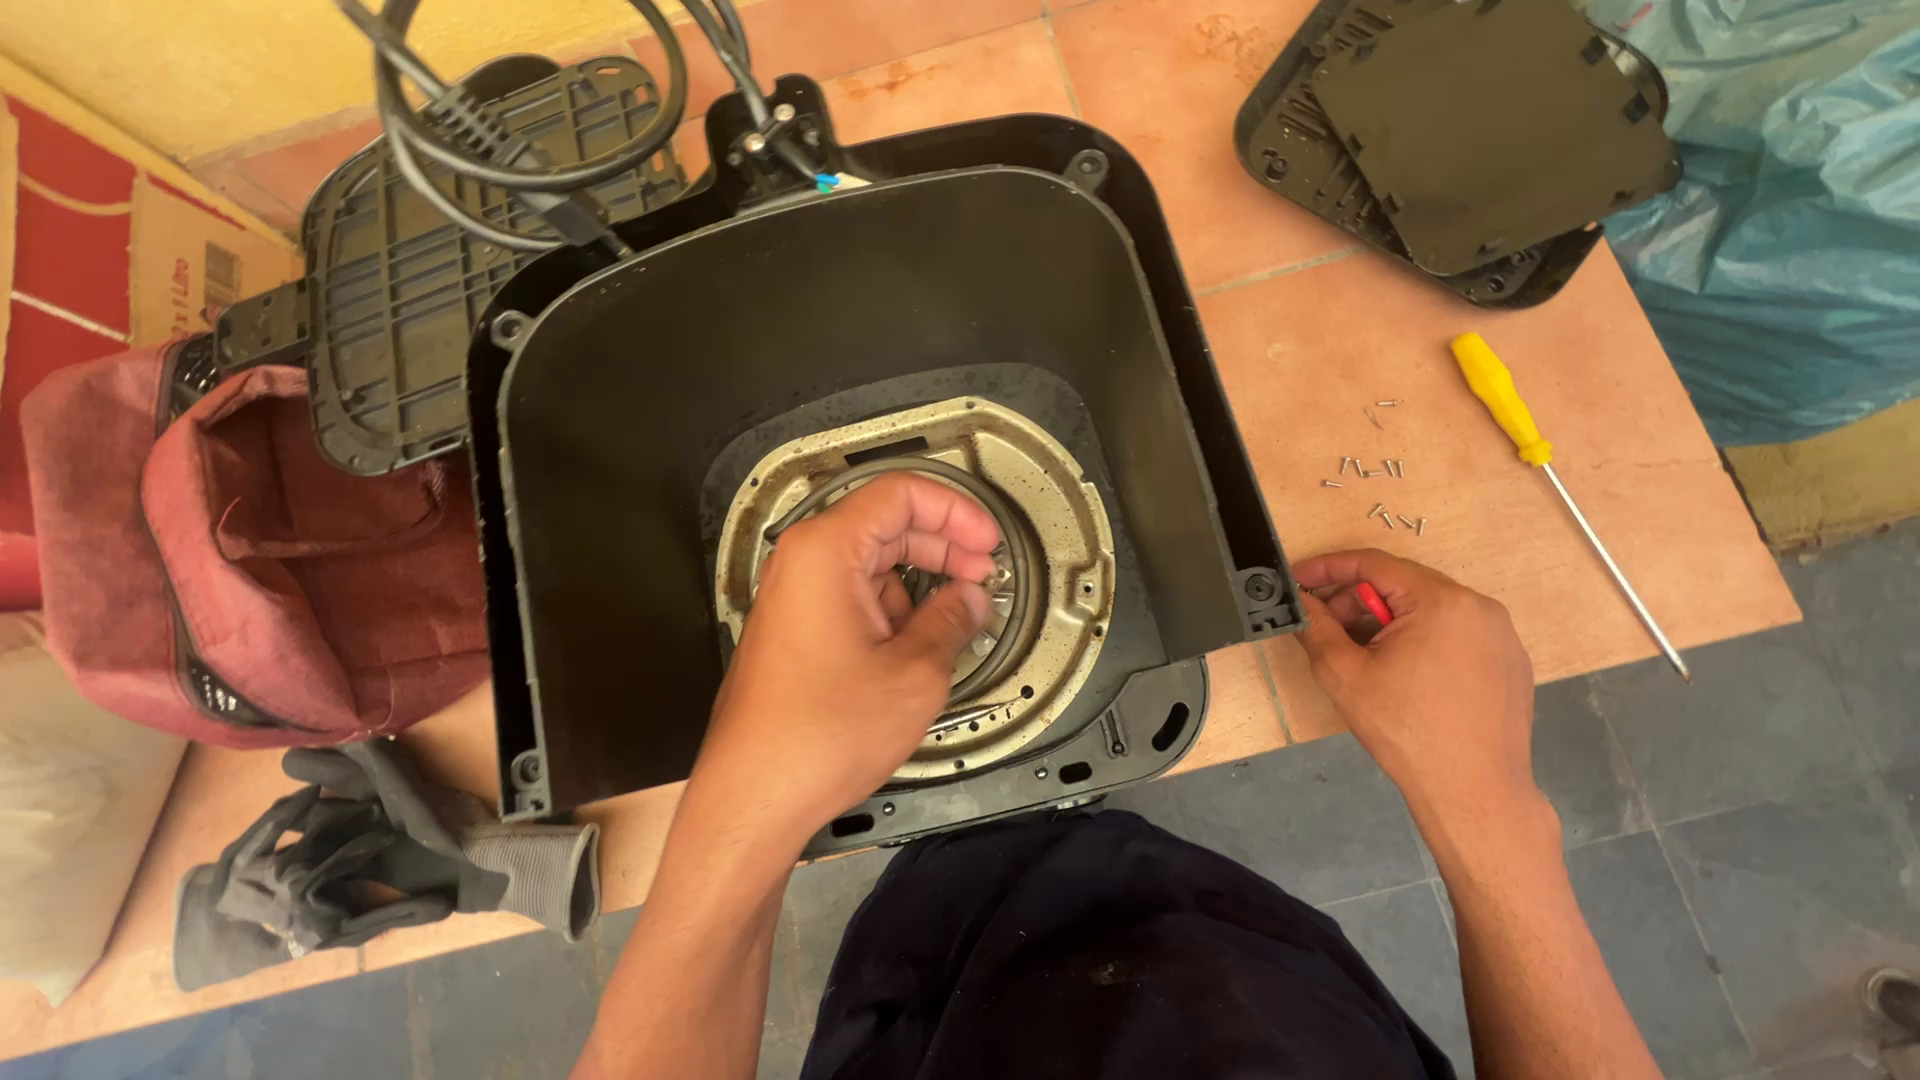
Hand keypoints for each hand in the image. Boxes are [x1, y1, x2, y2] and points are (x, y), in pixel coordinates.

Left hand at [692, 473, 999, 845]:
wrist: (756, 797)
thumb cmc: (815, 738)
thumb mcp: (914, 673)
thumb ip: (952, 620)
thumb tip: (970, 599)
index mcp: (827, 552)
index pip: (901, 494)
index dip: (956, 510)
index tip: (986, 538)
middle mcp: (802, 564)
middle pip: (886, 525)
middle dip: (943, 546)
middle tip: (982, 572)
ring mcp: (795, 597)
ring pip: (871, 565)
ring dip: (918, 584)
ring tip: (955, 619)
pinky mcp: (795, 630)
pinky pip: (853, 598)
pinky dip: (892, 611)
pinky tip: (917, 644)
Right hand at [1293, 549, 1540, 830]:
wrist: (1474, 791)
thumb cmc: (1406, 730)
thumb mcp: (1344, 674)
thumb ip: (1315, 627)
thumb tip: (1299, 601)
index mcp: (1440, 602)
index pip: (1373, 563)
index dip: (1328, 568)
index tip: (1297, 581)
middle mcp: (1478, 607)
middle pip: (1402, 583)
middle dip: (1356, 600)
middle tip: (1325, 627)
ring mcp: (1500, 634)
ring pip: (1427, 608)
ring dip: (1386, 620)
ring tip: (1362, 656)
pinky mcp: (1509, 661)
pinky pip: (1454, 631)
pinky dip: (1419, 638)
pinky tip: (1402, 675)